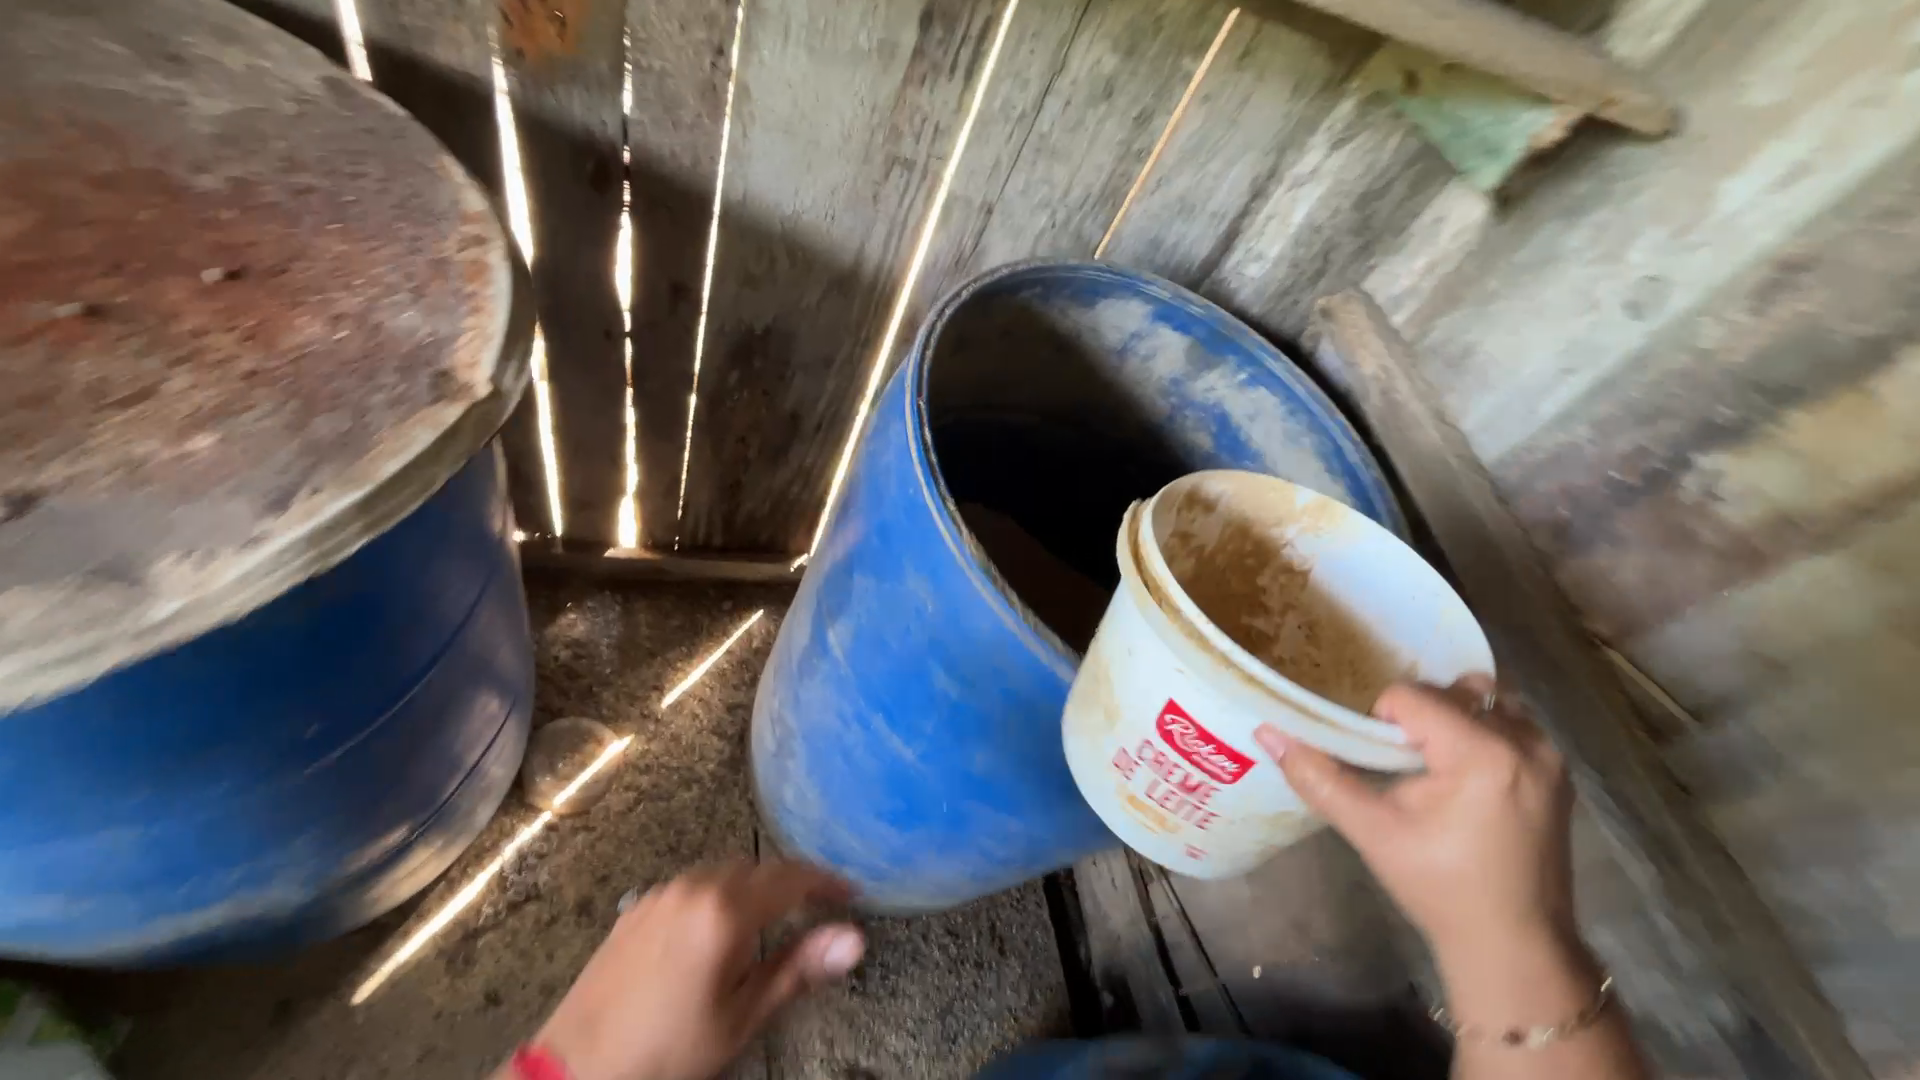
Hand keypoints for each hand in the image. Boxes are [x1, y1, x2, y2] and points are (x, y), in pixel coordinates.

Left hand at [523, 859, 864, 1079]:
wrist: (572, 1070)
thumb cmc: (667, 1050)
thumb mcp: (741, 1018)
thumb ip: (798, 970)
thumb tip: (856, 940)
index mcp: (725, 911)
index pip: (791, 878)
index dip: (826, 881)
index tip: (852, 892)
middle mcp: (694, 887)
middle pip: (758, 868)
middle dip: (791, 883)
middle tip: (817, 907)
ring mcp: (662, 893)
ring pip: (724, 872)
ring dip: (754, 885)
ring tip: (772, 918)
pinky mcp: (638, 907)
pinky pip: (693, 885)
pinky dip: (719, 893)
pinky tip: (718, 929)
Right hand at [1254, 675, 1575, 955]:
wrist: (1515, 945)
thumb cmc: (1441, 887)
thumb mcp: (1373, 833)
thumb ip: (1319, 778)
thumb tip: (1266, 732)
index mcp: (1481, 753)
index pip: (1410, 697)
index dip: (1379, 720)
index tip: (1374, 760)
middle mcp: (1525, 741)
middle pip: (1449, 690)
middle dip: (1415, 715)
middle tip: (1394, 757)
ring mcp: (1548, 756)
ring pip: (1487, 698)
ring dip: (1451, 714)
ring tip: (1428, 756)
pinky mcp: (1556, 771)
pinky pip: (1511, 721)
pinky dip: (1480, 728)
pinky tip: (1458, 770)